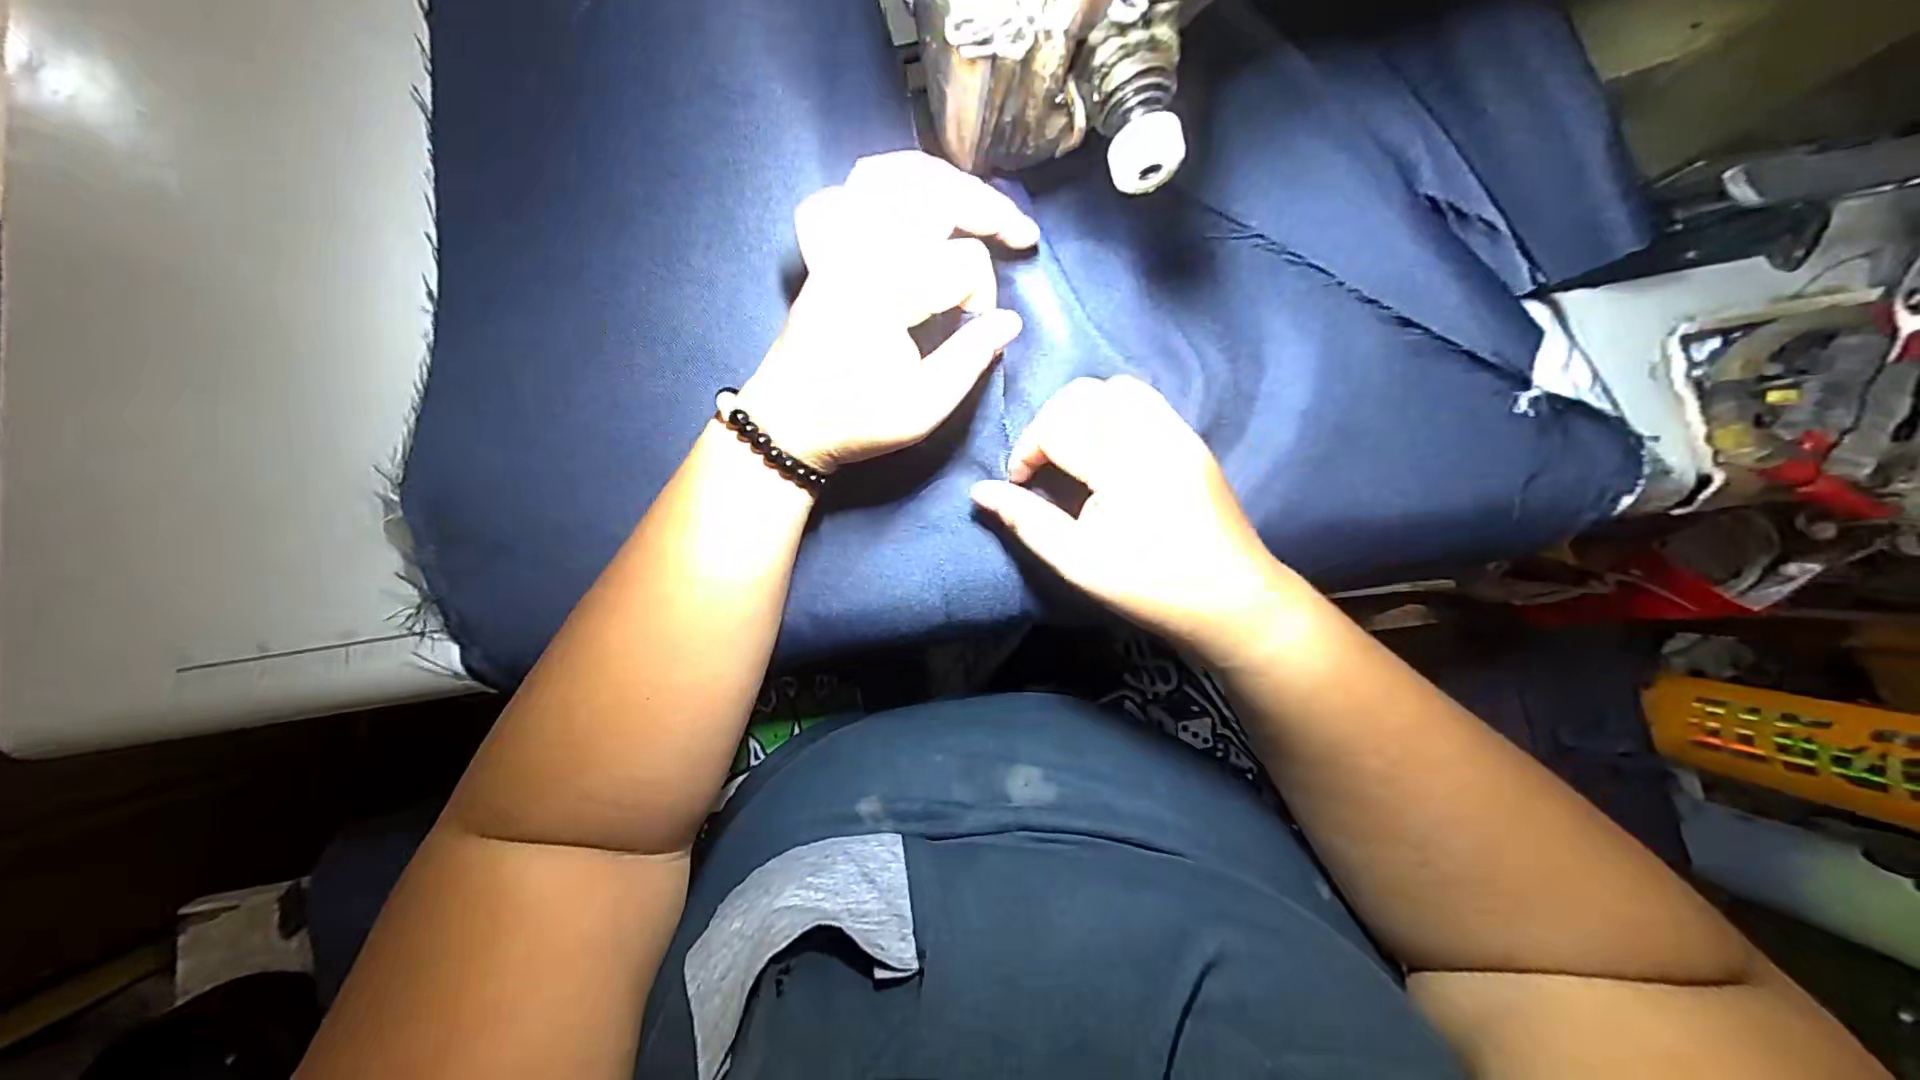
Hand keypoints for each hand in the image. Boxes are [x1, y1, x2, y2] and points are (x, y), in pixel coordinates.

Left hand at [731, 152, 1039, 470]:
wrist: (786, 422)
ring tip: (976, 197)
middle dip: (986, 207)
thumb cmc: (853, 420)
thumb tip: (1009, 322)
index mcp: (887, 289)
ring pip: (891, 174)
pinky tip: (909, 196)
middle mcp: (861, 251)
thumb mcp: (922, 408)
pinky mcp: (824, 249)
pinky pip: (850, 190)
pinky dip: (886, 183)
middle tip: (1021, 233)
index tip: (978, 329)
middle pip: (934, 193)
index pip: (962, 261)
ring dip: (941, 180)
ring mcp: (837, 243)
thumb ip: (969, 359)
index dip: (983, 294)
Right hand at [970, 375, 1305, 660]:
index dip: (1025, 450)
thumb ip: (1025, 519)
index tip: (1019, 483)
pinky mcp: (1191, 439)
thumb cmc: (1148, 584)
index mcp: (1121, 459)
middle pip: (1082, 395)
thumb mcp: (1076, 560)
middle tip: (1040, 465)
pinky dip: (1112, 412)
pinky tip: (1106, 450)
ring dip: (1081, 411)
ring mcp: (1177, 430)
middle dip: (1048, 423)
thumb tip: (978, 492)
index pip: (1056, 425)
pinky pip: (1144, 400)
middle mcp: (1151, 431)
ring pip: (1115, 388)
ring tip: (1071, 452)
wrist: (1230, 598)